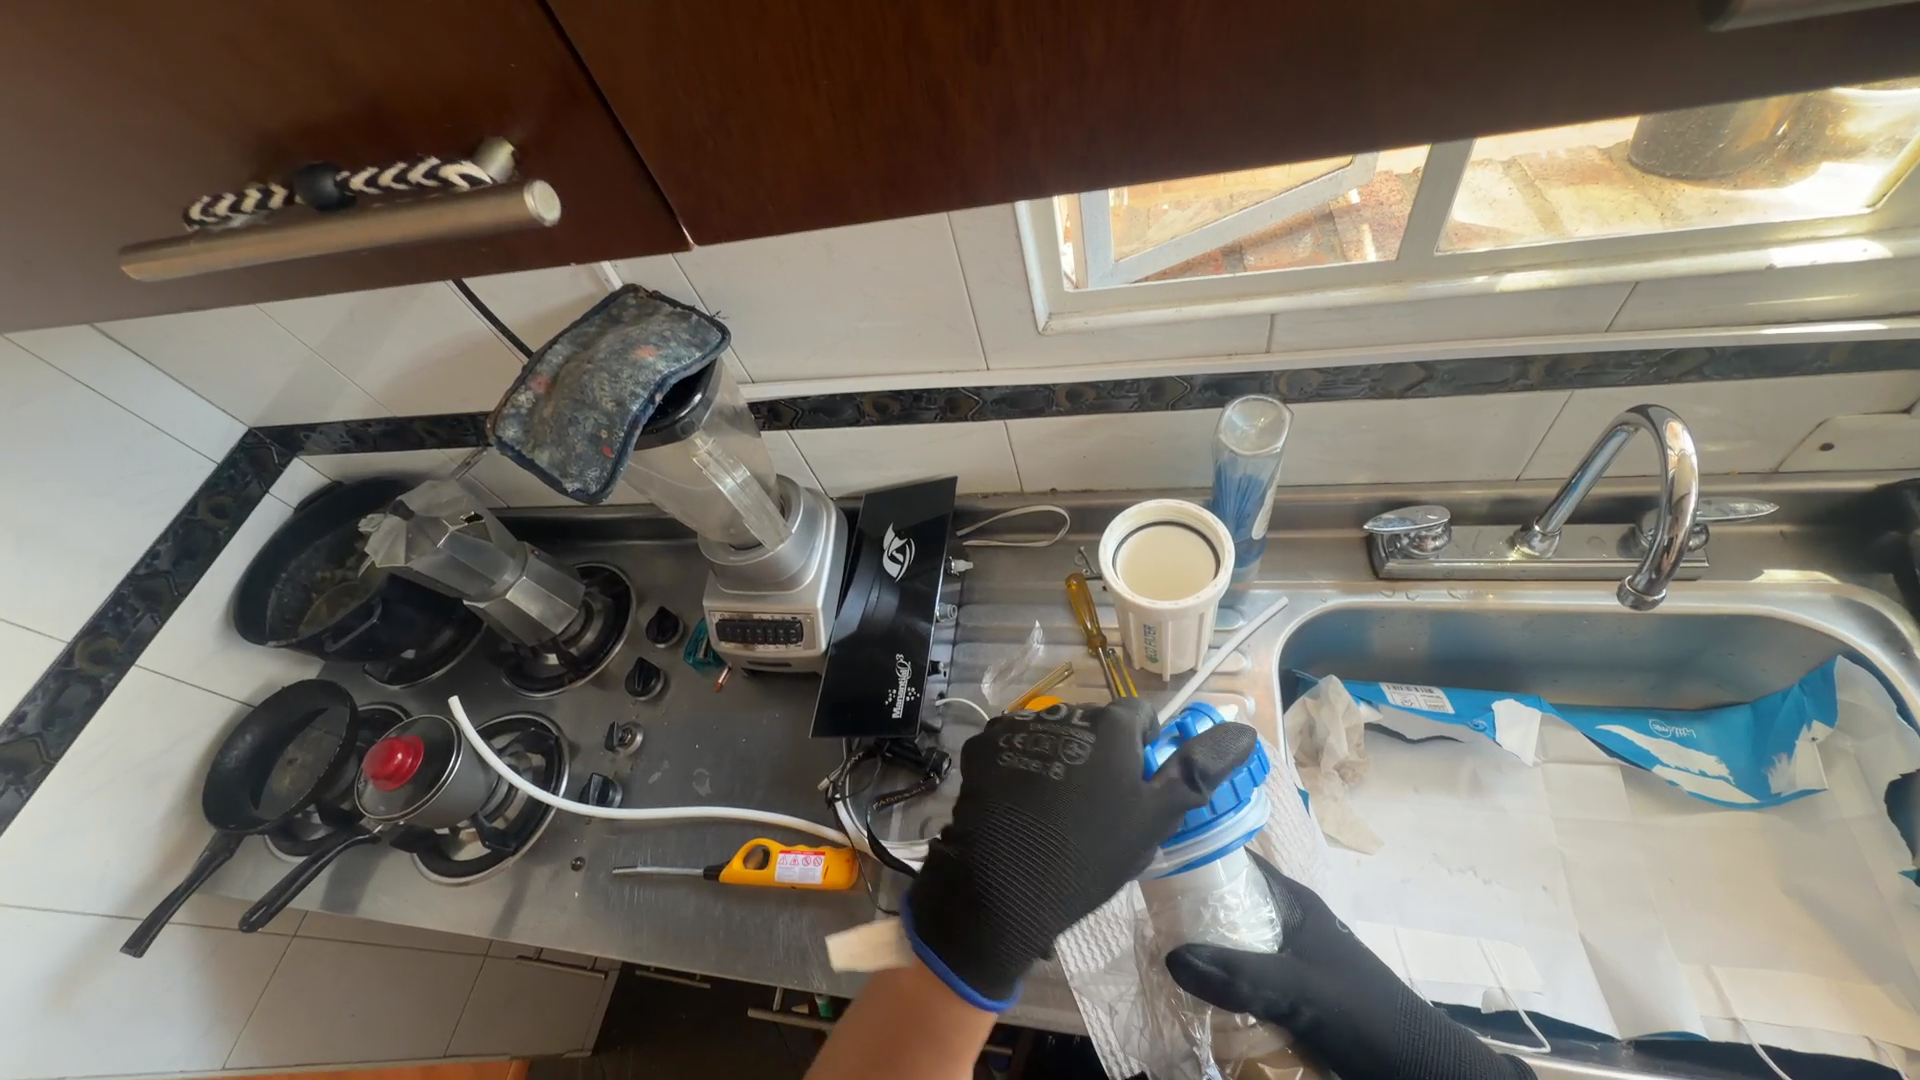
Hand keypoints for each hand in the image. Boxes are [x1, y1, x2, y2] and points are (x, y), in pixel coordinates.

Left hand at [905, 698, 1255, 1010]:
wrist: (1002, 885)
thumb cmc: (1091, 853)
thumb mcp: (1155, 817)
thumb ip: (1198, 769)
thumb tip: (1246, 729)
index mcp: (1112, 724)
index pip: (1142, 716)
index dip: (1145, 749)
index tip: (1135, 787)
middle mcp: (1064, 710)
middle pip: (1094, 723)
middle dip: (1099, 752)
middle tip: (1094, 806)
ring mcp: (1017, 725)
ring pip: (1053, 734)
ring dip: (1059, 756)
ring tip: (1052, 809)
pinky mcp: (981, 745)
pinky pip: (1012, 747)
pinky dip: (1018, 766)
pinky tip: (1018, 804)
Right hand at [1166, 856, 1533, 1079]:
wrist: (1421, 1072)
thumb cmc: (1364, 1015)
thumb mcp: (1298, 990)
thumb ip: (1238, 974)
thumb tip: (1169, 957)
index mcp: (1292, 901)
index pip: (1235, 861)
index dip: (1195, 854)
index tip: (1151, 858)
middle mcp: (1287, 921)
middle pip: (1227, 902)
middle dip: (1189, 907)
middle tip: (1143, 914)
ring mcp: (1290, 958)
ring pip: (1233, 941)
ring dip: (1203, 948)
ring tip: (1158, 953)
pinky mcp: (1292, 993)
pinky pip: (1244, 977)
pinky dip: (1220, 981)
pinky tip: (1194, 995)